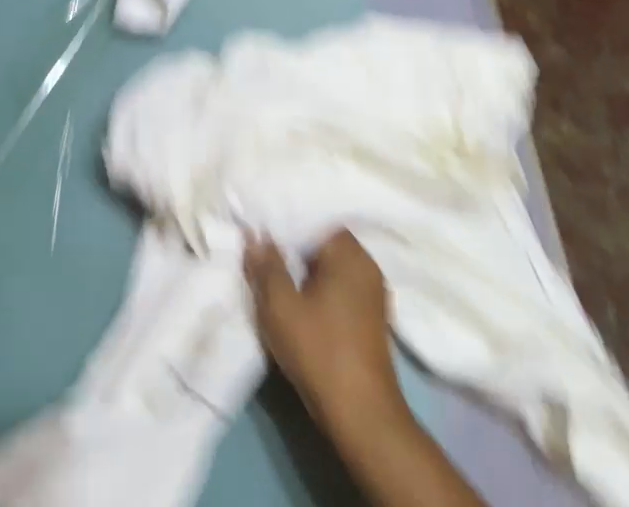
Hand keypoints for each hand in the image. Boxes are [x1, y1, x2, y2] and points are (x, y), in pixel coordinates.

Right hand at [245, 230, 409, 433]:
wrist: (359, 411)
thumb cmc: (318, 349)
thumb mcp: (280, 305)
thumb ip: (266, 265)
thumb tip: (256, 234)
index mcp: (350, 255)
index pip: (317, 218)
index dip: (286, 217)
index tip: (258, 219)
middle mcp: (367, 266)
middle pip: (324, 241)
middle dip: (292, 241)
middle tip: (258, 242)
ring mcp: (372, 293)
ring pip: (330, 265)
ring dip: (303, 266)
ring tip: (270, 267)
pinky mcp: (369, 316)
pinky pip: (338, 285)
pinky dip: (316, 284)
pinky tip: (293, 293)